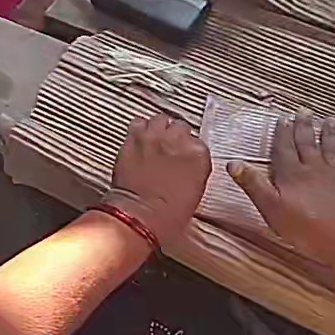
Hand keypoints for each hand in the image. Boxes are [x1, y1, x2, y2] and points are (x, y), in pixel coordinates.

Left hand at [107, 113, 211, 243]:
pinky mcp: (135, 137)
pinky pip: (138, 122)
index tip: (182, 158)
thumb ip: (194, 169)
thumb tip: (186, 165)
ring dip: (158, 128)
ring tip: (153, 140)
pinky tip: (138, 139)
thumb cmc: (169, 213)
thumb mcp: (195, 191)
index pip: (197, 141)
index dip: (188, 150)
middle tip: (168, 149)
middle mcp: (179, 139)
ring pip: (160, 119)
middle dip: (174, 136)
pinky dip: (139, 129)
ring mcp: (156, 136)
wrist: (141, 215)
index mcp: (198, 154)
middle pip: (180, 126)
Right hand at [229, 112, 334, 268]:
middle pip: (308, 146)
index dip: (282, 134)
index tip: (282, 118)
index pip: (284, 150)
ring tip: (331, 121)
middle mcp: (316, 172)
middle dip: (304, 128)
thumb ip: (253, 185)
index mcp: (293, 175)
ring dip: (332, 137)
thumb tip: (233, 163)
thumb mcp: (271, 208)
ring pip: (334, 154)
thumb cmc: (307, 229)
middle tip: (304, 111)